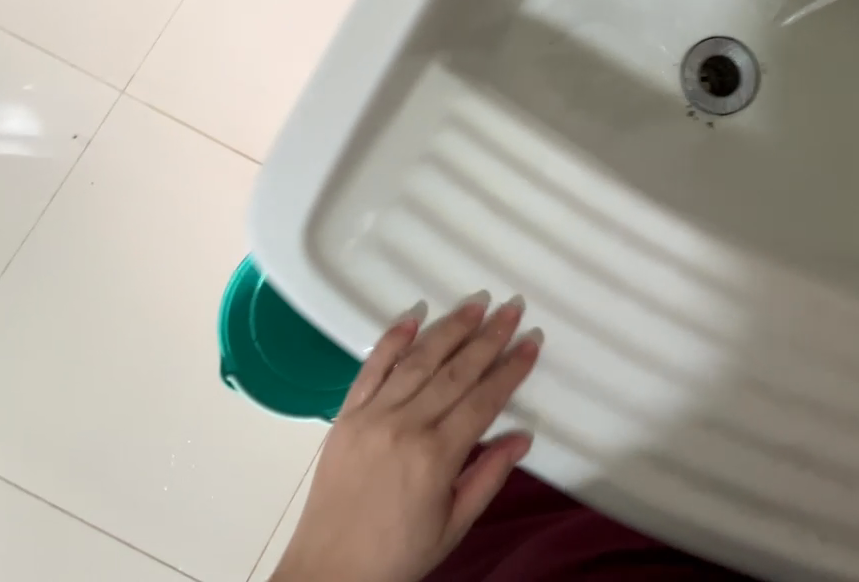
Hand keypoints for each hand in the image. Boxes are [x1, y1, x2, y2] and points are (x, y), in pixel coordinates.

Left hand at [274, 295, 542, 581]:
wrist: (327, 575)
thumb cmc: (398, 555)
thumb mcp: (454, 525)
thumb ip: (488, 476)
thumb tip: (523, 436)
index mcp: (436, 457)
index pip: (483, 400)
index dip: (511, 369)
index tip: (531, 343)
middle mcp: (405, 426)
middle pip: (456, 371)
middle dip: (489, 337)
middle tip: (513, 308)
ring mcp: (372, 416)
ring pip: (419, 360)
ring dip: (450, 328)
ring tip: (476, 303)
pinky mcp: (347, 414)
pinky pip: (372, 368)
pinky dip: (393, 339)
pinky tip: (414, 314)